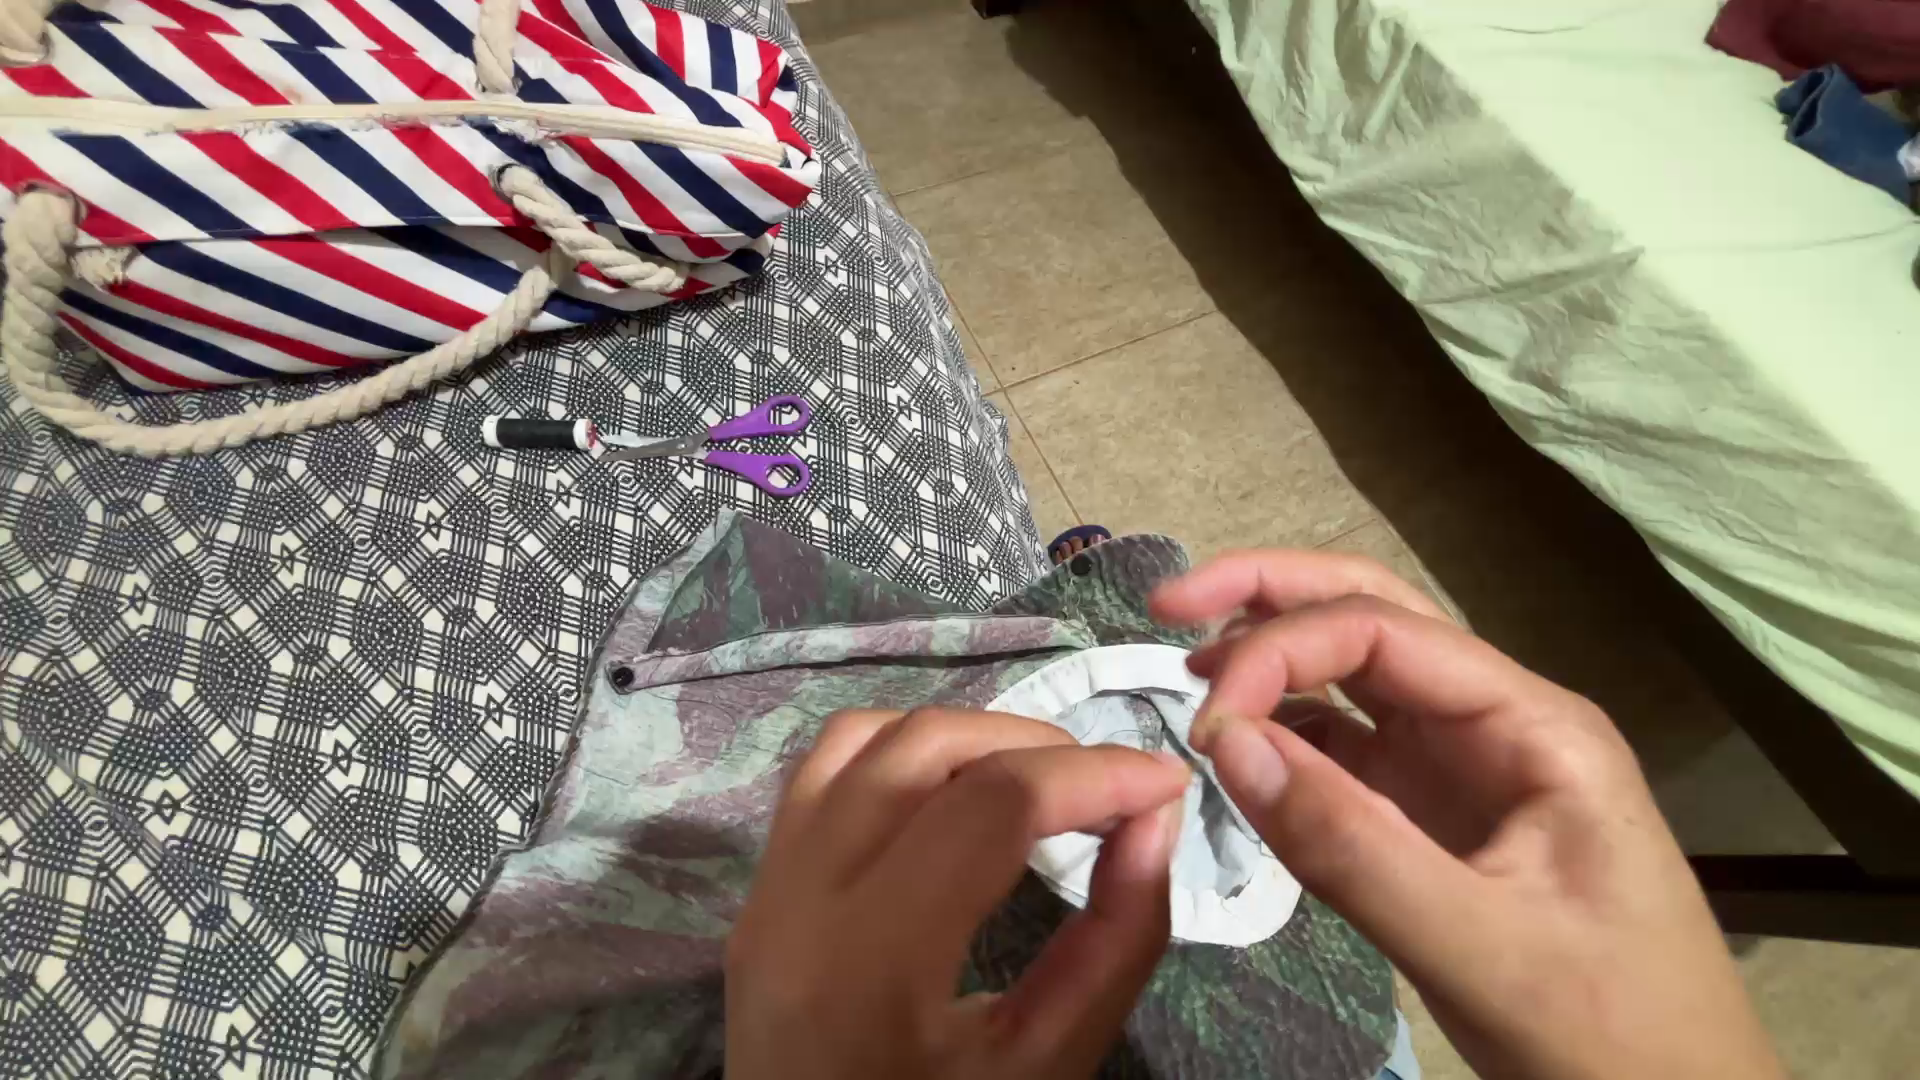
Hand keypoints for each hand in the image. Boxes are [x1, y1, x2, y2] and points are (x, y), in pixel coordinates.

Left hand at [725, 707, 1190, 1079]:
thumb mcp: (1045, 1072)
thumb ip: (1115, 941)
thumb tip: (1153, 820)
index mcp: (868, 966)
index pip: (992, 808)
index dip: (1093, 776)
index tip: (1163, 781)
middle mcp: (798, 900)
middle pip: (927, 748)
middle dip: (1035, 747)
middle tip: (1104, 786)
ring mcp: (765, 882)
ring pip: (867, 737)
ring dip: (965, 734)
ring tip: (1033, 775)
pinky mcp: (758, 880)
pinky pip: (825, 766)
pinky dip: (900, 745)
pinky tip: (950, 780)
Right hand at [1150, 550, 1785, 1079]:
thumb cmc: (1610, 1036)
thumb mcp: (1482, 952)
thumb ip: (1349, 846)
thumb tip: (1223, 743)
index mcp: (1527, 721)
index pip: (1378, 632)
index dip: (1278, 653)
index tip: (1207, 724)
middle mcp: (1485, 711)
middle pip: (1363, 607)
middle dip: (1262, 590)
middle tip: (1170, 603)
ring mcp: (1449, 749)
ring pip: (1344, 657)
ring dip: (1265, 646)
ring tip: (1192, 668)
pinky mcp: (1416, 791)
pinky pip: (1333, 729)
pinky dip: (1275, 718)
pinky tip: (1237, 740)